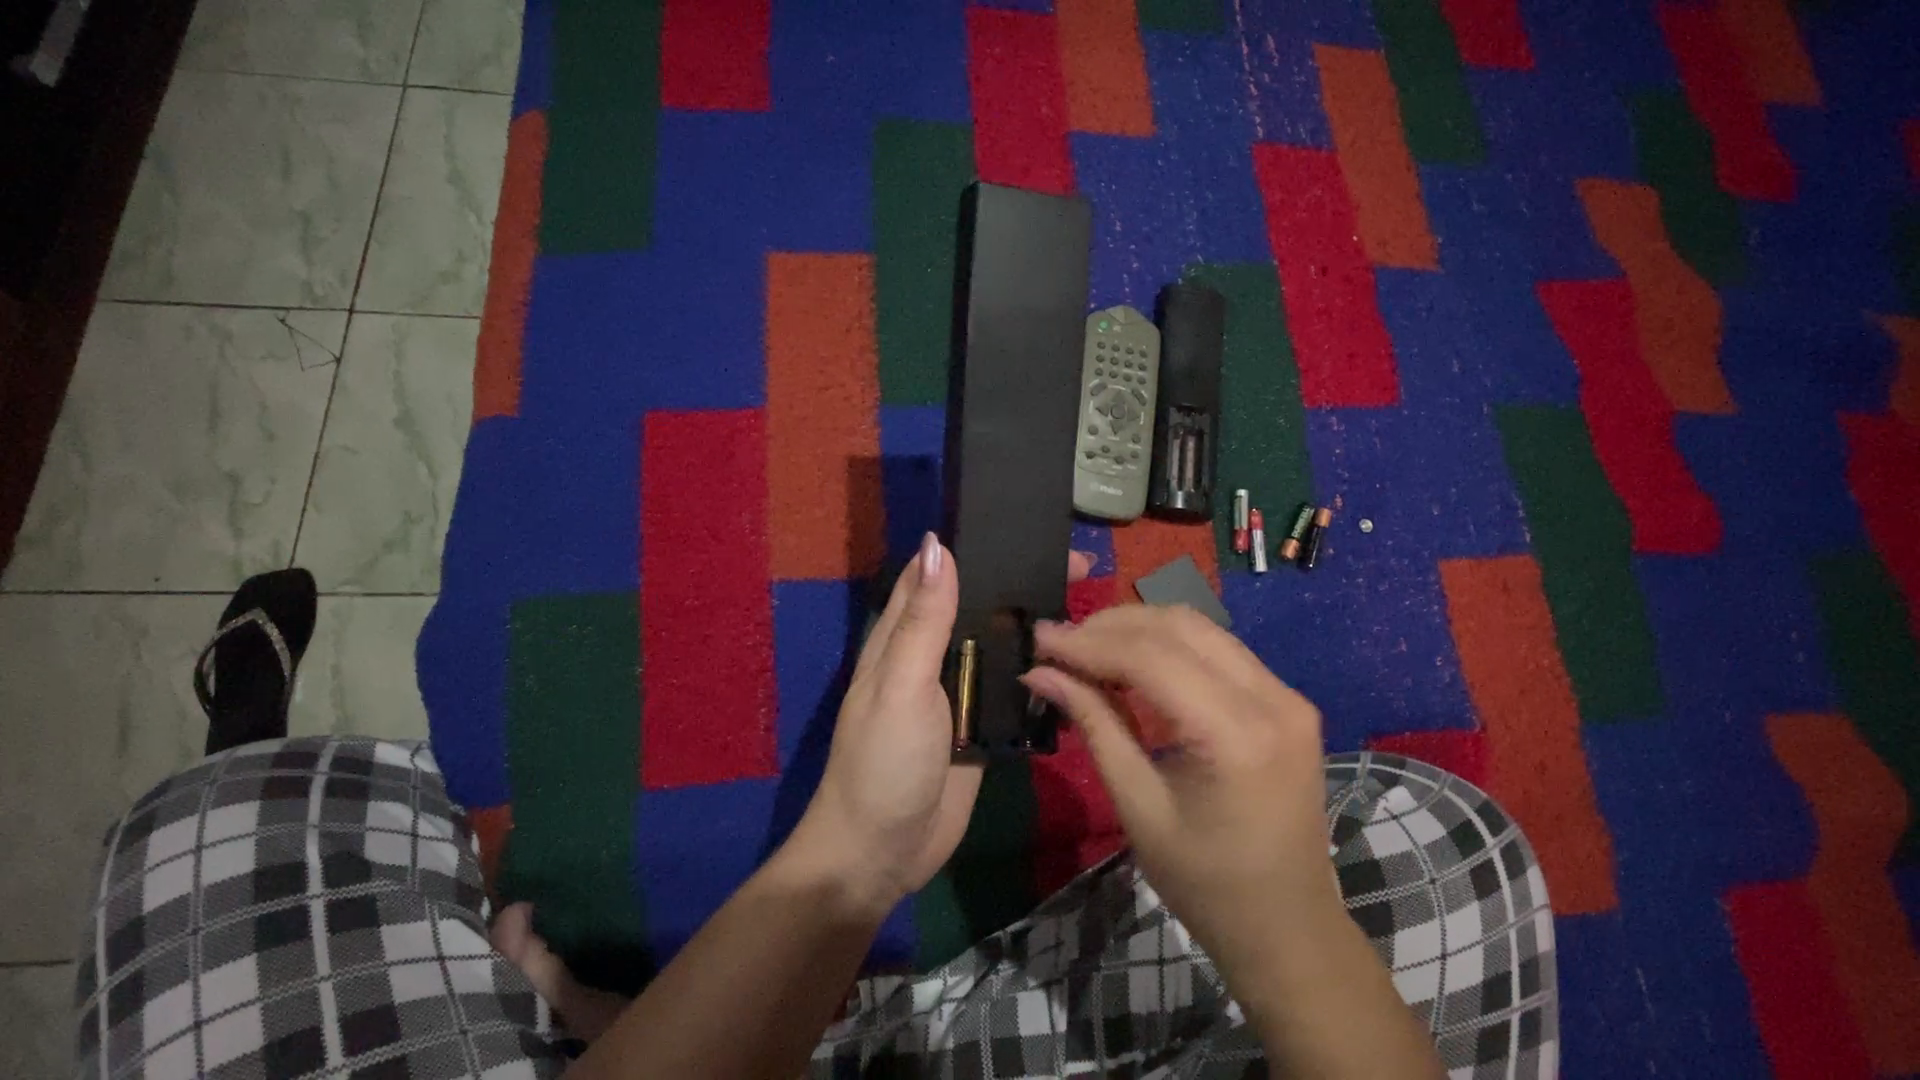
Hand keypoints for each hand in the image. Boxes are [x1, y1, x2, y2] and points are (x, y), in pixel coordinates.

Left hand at [794, 533, 1094, 908]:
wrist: (883, 853)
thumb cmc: (882, 762)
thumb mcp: (900, 686)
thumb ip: (923, 621)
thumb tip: (938, 544)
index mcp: (903, 637)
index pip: (942, 574)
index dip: (980, 547)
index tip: (1033, 527)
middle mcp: (934, 657)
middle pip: (981, 608)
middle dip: (1024, 585)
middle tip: (1086, 568)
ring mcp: (961, 694)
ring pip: (1003, 648)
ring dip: (1038, 628)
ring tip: (1097, 607)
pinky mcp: (984, 728)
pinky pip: (1016, 691)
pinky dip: (1044, 674)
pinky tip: (1084, 662)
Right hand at [1021, 605, 1339, 974]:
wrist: (1286, 925)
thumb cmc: (1205, 882)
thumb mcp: (1138, 806)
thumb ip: (1094, 725)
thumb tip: (1040, 672)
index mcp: (1236, 735)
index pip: (1152, 658)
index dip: (1089, 643)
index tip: (1039, 638)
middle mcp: (1273, 699)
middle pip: (1180, 626)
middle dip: (1112, 625)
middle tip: (1059, 643)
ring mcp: (1288, 696)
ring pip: (1201, 628)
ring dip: (1140, 629)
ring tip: (1087, 648)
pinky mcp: (1287, 701)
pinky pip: (1220, 651)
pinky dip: (1170, 647)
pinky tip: (1132, 662)